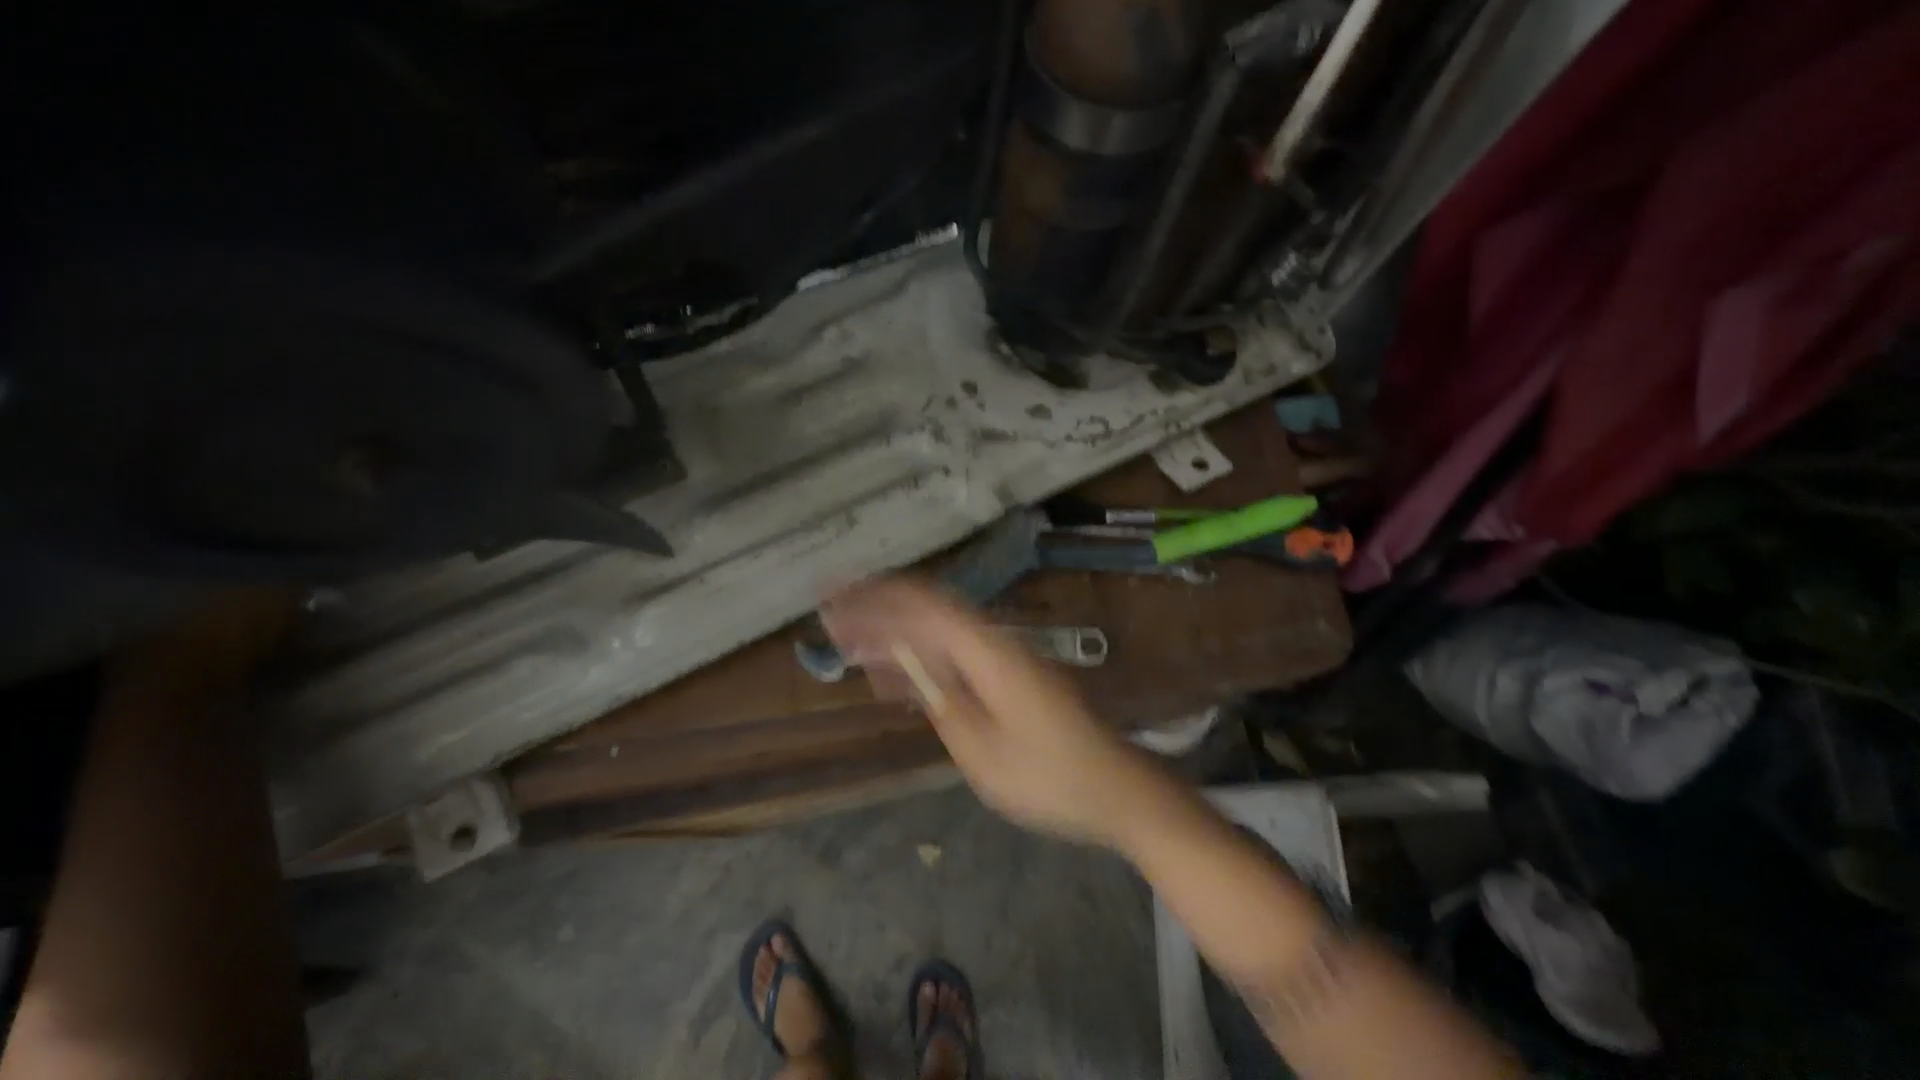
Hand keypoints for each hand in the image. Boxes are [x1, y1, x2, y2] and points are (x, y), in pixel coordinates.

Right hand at [821, 576, 1158, 846]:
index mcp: (989, 652)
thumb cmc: (1050, 779)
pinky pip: (959, 659)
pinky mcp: (1016, 681)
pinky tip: (899, 682)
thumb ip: (942, 704)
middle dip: (880, 614)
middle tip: (833, 622)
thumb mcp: (983, 752)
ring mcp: (1010, 661)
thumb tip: (909, 667)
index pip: (923, 605)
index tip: (835, 595)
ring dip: (899, 638)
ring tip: (853, 649)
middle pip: (930, 613)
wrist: (1118, 792)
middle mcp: (998, 644)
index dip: (876, 595)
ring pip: (942, 636)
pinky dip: (925, 663)